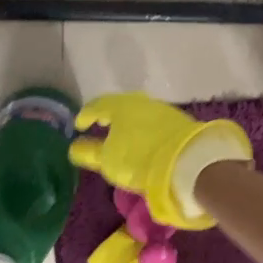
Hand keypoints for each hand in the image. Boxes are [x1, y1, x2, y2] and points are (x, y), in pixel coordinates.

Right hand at [69, 92, 251, 229]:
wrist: (187, 160)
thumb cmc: (139, 158)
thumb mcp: (108, 160)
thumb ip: (90, 152)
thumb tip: (75, 147)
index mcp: (119, 106)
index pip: (96, 106)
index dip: (85, 115)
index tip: (79, 125)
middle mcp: (141, 102)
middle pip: (119, 106)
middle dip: (109, 115)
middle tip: (101, 126)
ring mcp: (162, 109)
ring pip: (139, 112)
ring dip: (128, 122)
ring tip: (122, 135)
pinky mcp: (179, 121)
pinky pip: (154, 121)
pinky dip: (144, 128)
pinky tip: (145, 139)